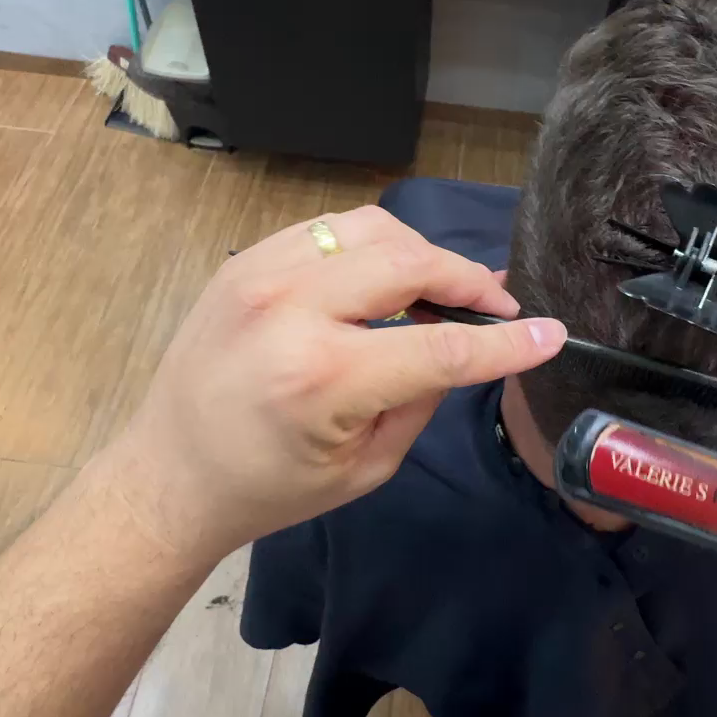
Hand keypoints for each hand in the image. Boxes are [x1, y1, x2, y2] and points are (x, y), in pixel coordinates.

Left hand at [96, 206, 566, 566]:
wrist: (167, 475)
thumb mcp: (368, 467)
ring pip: (374, 227)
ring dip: (422, 254)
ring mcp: (260, 272)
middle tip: (495, 305)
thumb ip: (423, 396)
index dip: (506, 341)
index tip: (549, 333)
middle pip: (411, 262)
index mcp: (324, 377)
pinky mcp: (244, 261)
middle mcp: (291, 308)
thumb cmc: (269, 489)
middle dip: (469, 280)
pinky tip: (382, 277)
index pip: (441, 345)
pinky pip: (331, 228)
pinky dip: (372, 246)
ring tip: (440, 288)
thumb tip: (462, 346)